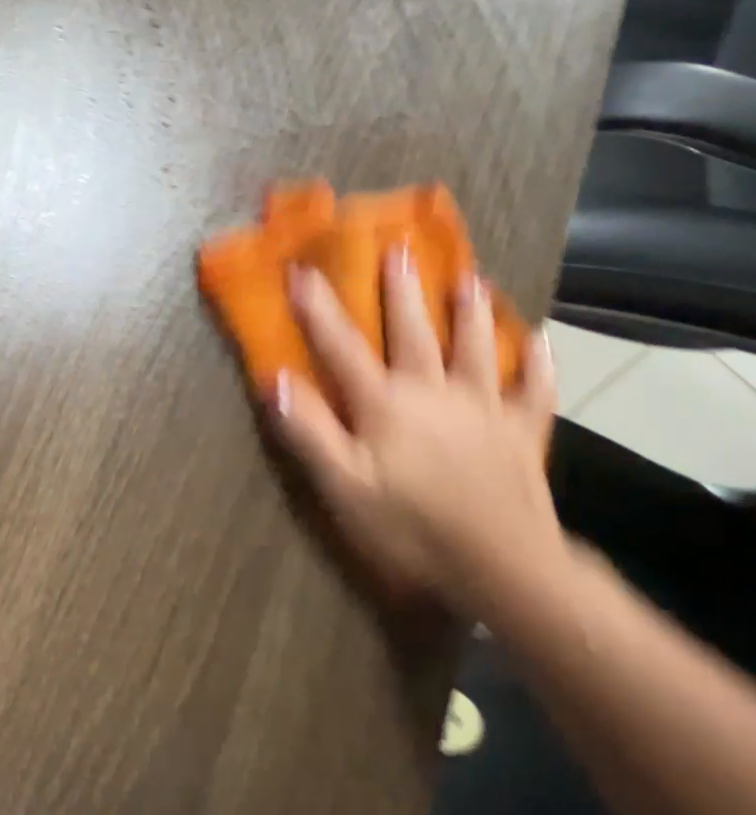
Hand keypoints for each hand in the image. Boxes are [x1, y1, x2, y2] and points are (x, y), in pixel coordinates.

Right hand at [269, 248, 559, 608]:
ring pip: (478, 348)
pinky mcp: (523, 432)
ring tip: (471, 277)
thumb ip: (309, 430)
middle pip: (415, 332)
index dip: (318, 308)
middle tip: (400, 249)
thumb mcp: (341, 484)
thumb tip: (276, 379)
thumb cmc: (407, 526)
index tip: (300, 271)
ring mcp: (485, 409)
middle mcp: (435, 393)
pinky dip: (537, 361)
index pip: (342, 347)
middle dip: (402, 291)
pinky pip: (534, 388)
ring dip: (471, 310)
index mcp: (385, 404)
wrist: (501, 566)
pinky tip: (538, 340)